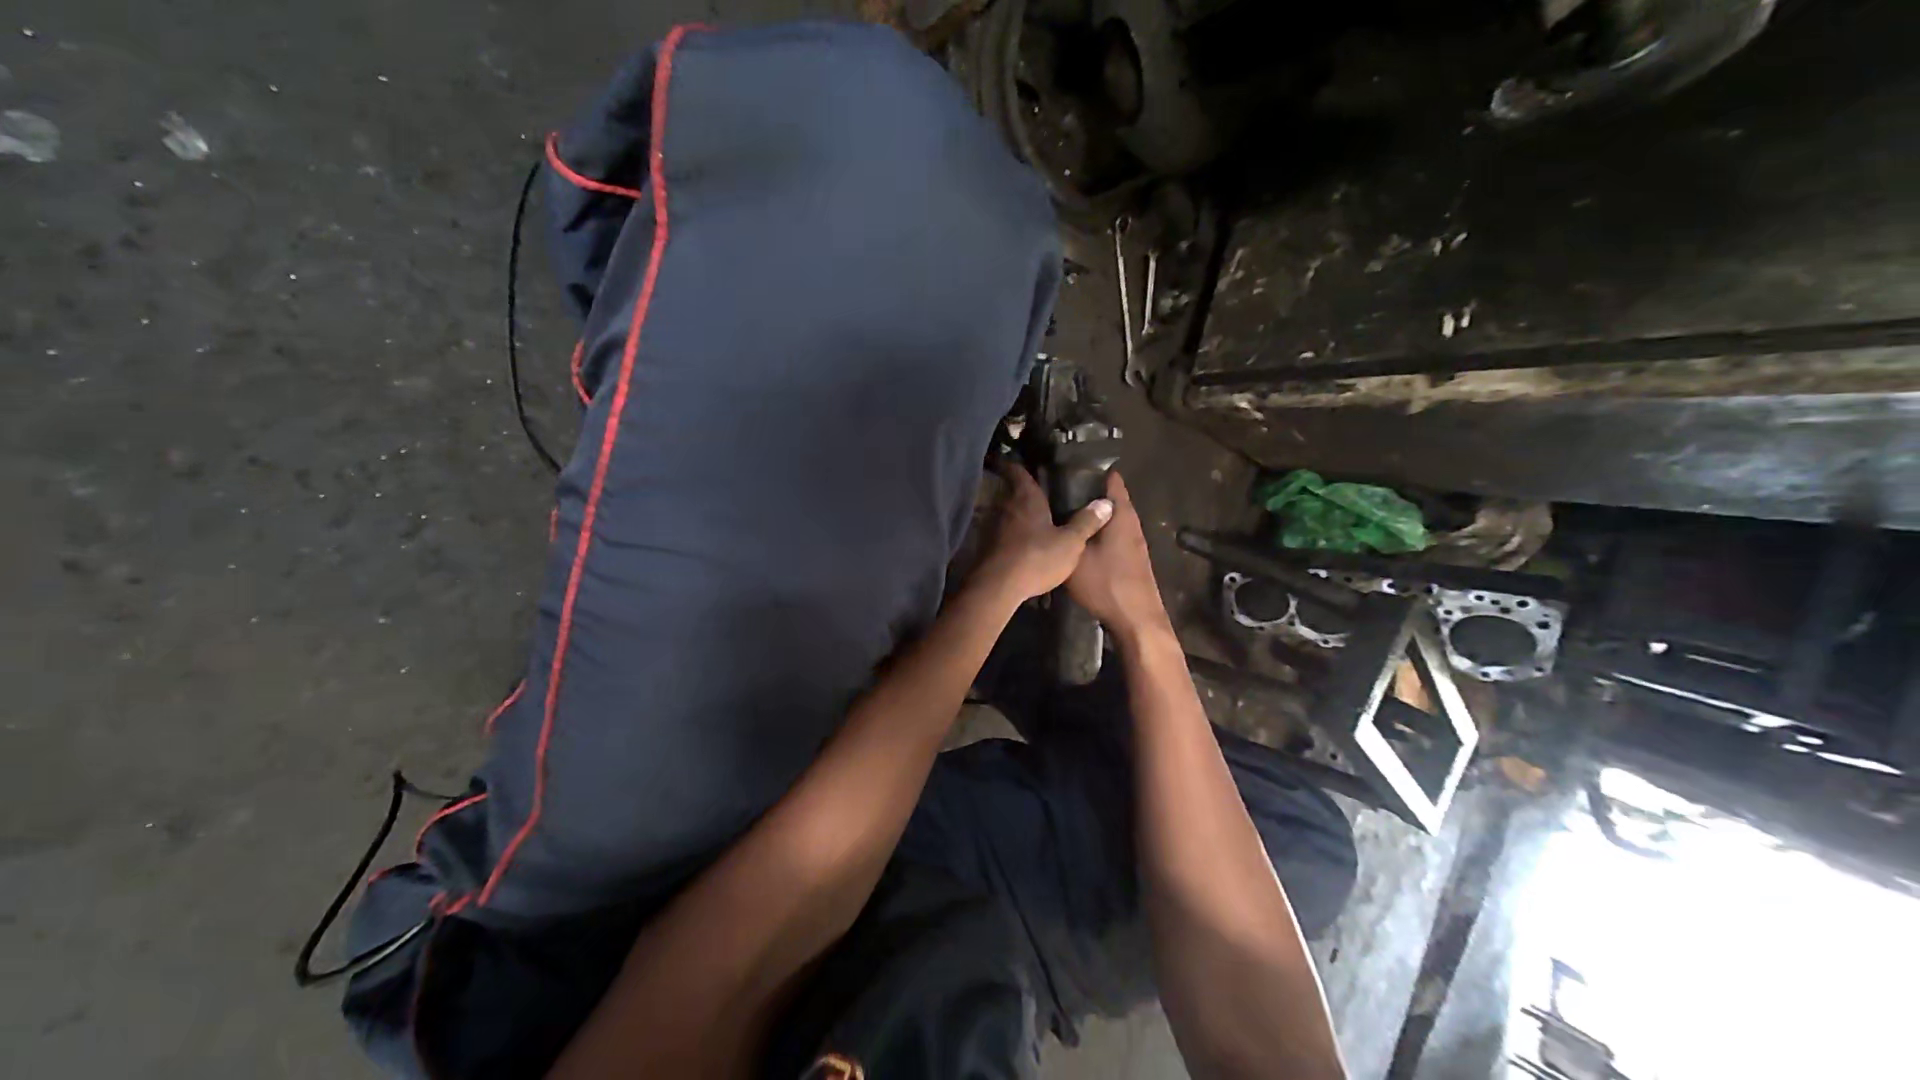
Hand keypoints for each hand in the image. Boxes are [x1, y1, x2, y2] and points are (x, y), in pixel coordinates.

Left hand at [974, 464, 1113, 602]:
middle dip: (1023, 490)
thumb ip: (1087, 522)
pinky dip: (1011, 533)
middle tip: (1040, 491)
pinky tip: (1023, 542)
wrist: (997, 588)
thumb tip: (1106, 502)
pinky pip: (1001, 532)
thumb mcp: (1070, 542)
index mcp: (1025, 498)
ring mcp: (993, 526)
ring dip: (1017, 513)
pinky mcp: (987, 546)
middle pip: (1012, 491)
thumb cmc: (1036, 558)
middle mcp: (1005, 506)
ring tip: (1035, 517)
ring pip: (1006, 512)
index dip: (1018, 464)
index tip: (1021, 459)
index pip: (1016, 470)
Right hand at [1065, 472, 1171, 641]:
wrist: (1136, 619)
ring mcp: (1134, 541)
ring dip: (1093, 514)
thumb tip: (1057, 505)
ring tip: (1064, 512)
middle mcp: (1131, 522)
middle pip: (1110, 498)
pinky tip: (1080, 538)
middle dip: (1088, 492)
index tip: (1068, 465)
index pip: (1111, 479)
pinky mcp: (1132, 557)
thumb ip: (1070, 528)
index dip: (1092, 469)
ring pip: (1111, 518)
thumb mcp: (1076, 554)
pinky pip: (1113, 534)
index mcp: (1121, 514)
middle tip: (1058, 489)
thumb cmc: (1106, 583)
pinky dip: (1099, 530)